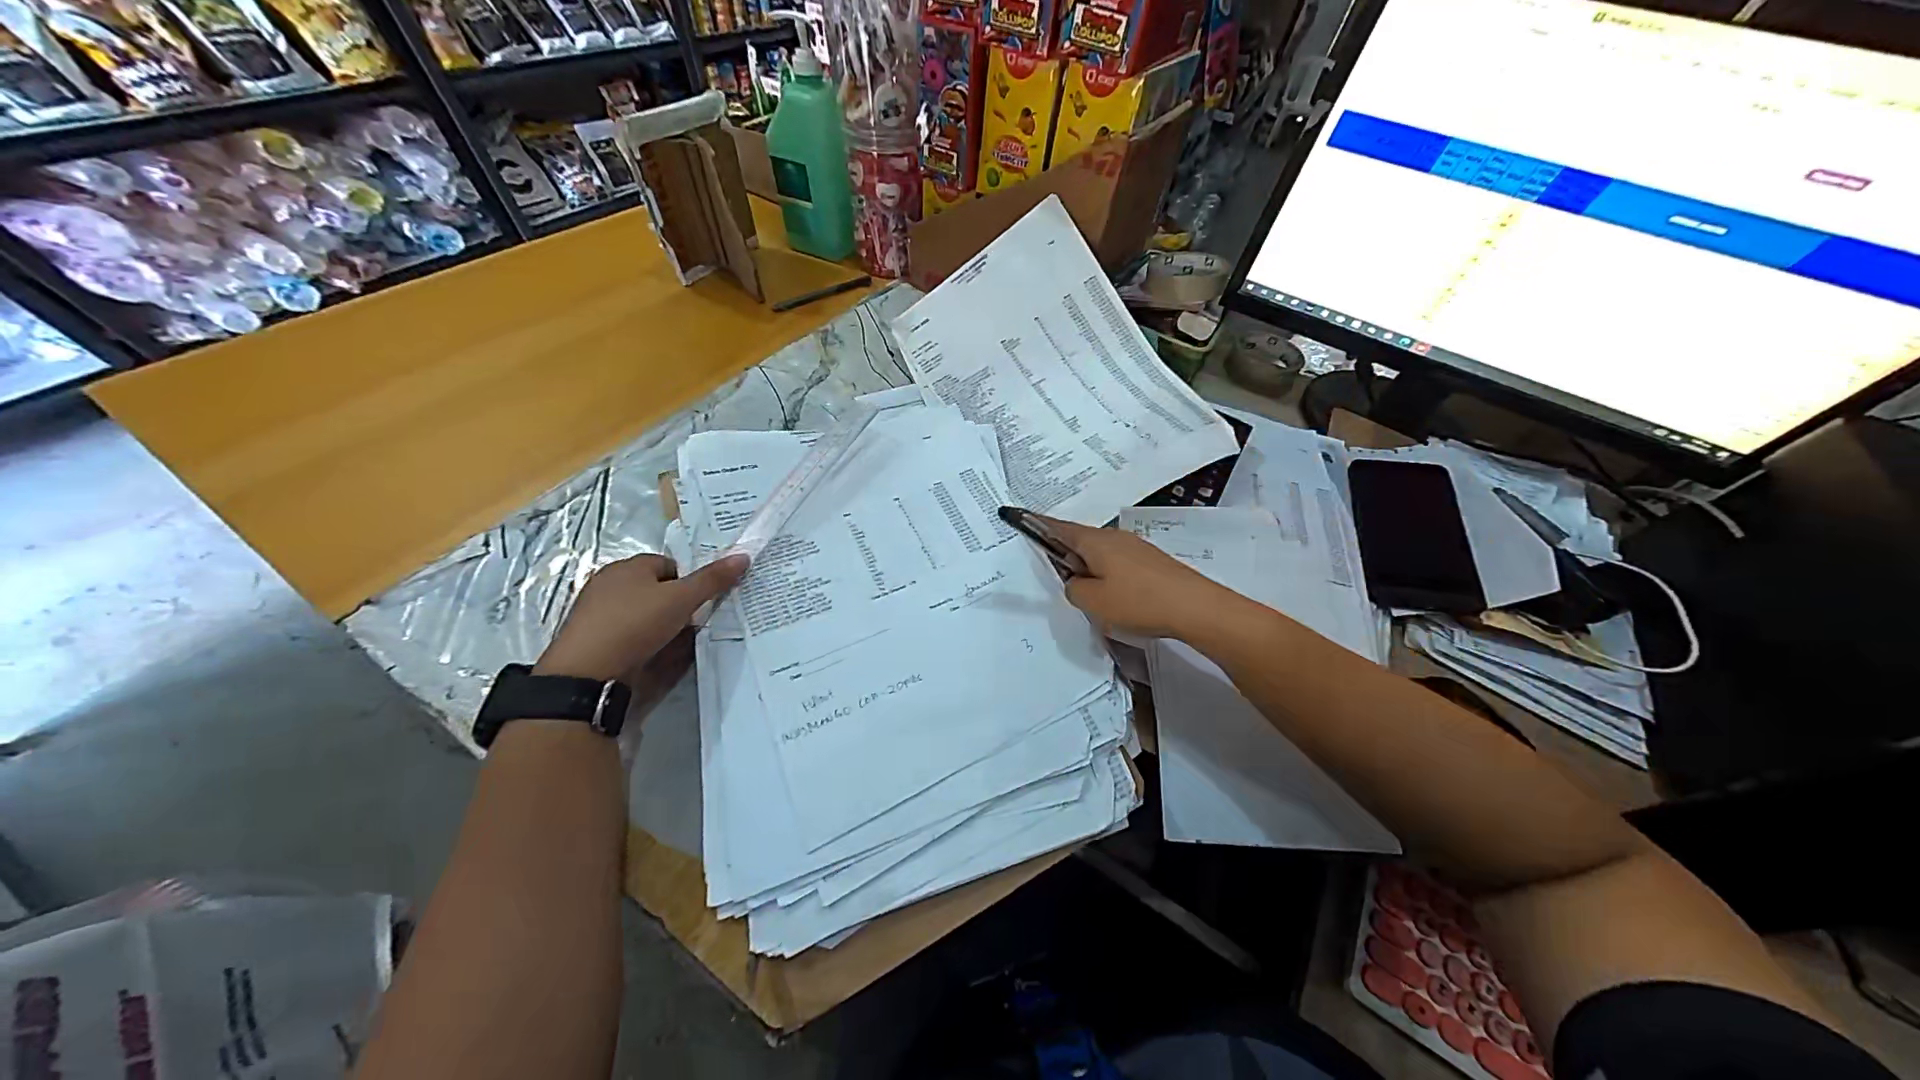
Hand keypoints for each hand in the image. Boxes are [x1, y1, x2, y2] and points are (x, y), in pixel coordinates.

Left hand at [534, 552, 747, 682]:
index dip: (688, 581)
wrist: (586, 671)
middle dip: (674, 603)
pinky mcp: (590, 636)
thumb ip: (712, 580)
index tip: (699, 602)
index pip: (668, 564)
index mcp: (629, 566)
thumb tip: (743, 556)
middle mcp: (609, 581)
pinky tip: (648, 653)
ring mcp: (596, 610)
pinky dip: (640, 639)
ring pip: (640, 611)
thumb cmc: (635, 624)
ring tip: (673, 641)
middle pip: (654, 588)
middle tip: (691, 622)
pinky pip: (625, 631)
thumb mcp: (681, 600)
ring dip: (658, 623)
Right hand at [1039, 516, 1251, 640]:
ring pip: (1100, 555)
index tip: (1017, 517)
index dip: (1036, 524)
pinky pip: (1118, 565)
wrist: (1196, 608)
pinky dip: (1108, 577)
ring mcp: (1135, 548)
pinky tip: (1116, 600)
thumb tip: (1076, 581)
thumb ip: (1073, 589)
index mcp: (1095, 541)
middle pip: (1079, 541)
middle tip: (1061, 582)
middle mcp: (1114, 537)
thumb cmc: (1139, 601)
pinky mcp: (1151, 563)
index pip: (1057, 528)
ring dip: (1089, 571)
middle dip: (1066, 558)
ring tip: (1092, 599)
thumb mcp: (1092, 602)